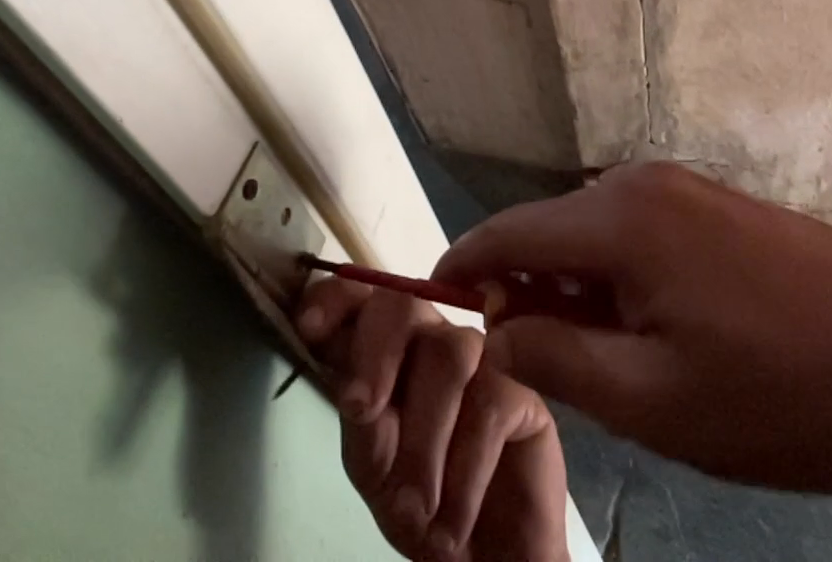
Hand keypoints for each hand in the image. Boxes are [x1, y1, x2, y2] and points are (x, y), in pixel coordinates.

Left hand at [294, 278, 568, 561]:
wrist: (482, 551)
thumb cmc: (418, 499)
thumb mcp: (373, 465)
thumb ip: (362, 422)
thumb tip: (355, 395)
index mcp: (379, 347)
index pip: (354, 296)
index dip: (333, 299)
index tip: (310, 328)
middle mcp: (426, 336)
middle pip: (401, 304)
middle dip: (374, 355)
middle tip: (361, 411)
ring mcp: (478, 355)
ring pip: (447, 355)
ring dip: (423, 440)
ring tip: (415, 511)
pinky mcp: (521, 388)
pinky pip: (490, 403)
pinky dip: (464, 472)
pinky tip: (453, 519)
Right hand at [434, 161, 831, 492]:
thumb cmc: (793, 394)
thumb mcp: (655, 402)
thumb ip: (553, 360)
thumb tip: (493, 332)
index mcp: (616, 219)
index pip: (501, 234)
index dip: (461, 272)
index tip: (441, 312)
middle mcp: (641, 184)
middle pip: (545, 235)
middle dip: (528, 296)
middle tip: (553, 372)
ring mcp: (687, 191)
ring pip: (591, 241)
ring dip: (580, 297)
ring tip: (619, 369)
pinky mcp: (720, 208)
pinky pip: (637, 240)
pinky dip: (622, 285)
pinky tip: (664, 340)